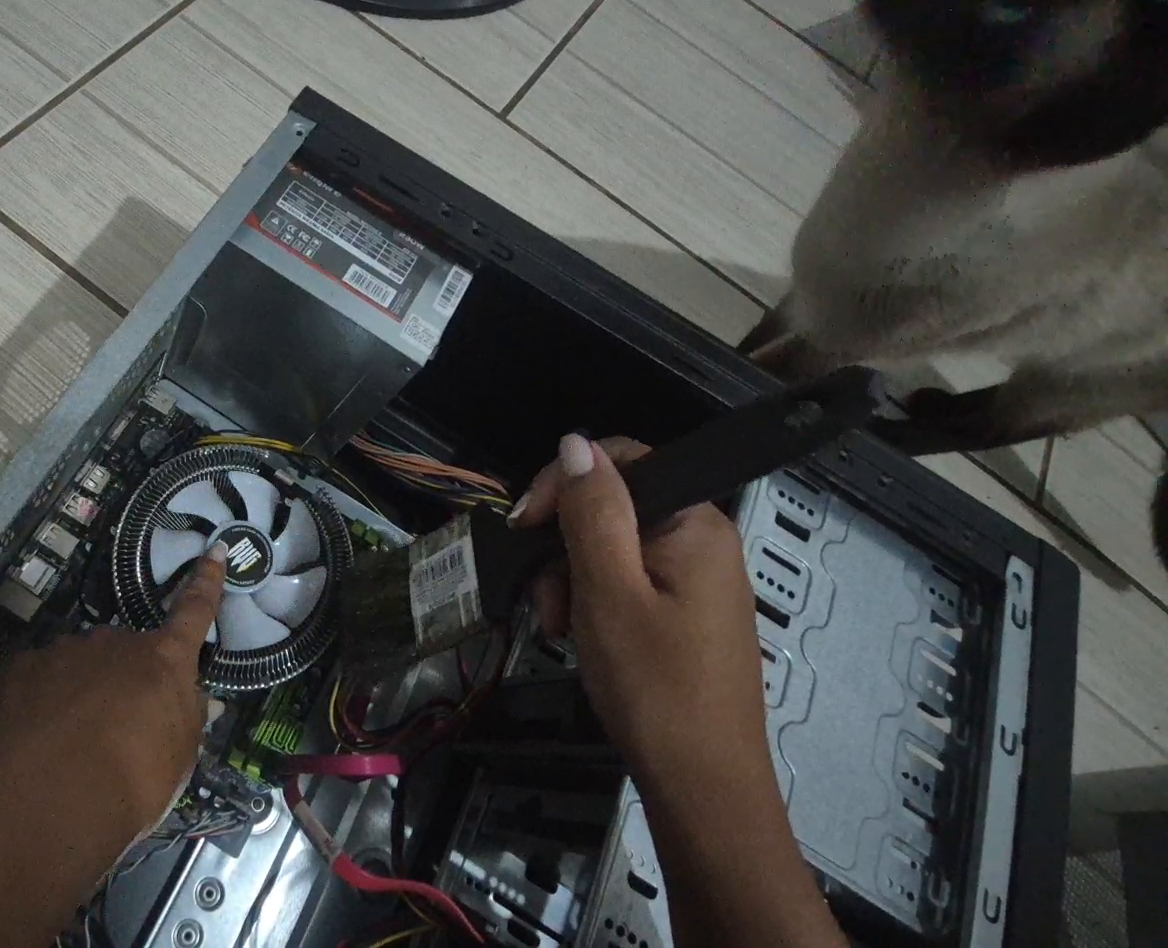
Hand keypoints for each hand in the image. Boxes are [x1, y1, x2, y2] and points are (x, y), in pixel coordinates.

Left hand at [0, 544, 227, 850]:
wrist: (51, 798)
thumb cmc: (133, 783)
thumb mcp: (178, 759)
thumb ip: (187, 719)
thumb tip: (202, 699)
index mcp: (163, 660)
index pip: (194, 612)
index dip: (206, 582)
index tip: (214, 551)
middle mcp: (116, 641)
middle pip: (126, 650)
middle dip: (124, 678)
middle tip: (115, 726)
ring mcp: (66, 649)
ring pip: (80, 662)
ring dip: (81, 687)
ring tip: (69, 740)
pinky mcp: (21, 666)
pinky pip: (38, 676)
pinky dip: (40, 698)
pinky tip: (33, 735)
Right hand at [510, 436, 769, 786]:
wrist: (701, 785)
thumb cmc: (653, 685)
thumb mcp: (608, 590)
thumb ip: (591, 511)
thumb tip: (575, 442)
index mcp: (694, 524)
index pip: (622, 461)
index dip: (564, 483)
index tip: (525, 526)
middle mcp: (701, 540)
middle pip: (610, 507)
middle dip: (561, 544)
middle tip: (544, 597)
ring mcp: (694, 578)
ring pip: (609, 546)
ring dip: (568, 578)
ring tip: (559, 627)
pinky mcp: (683, 610)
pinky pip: (625, 580)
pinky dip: (591, 599)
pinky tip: (578, 634)